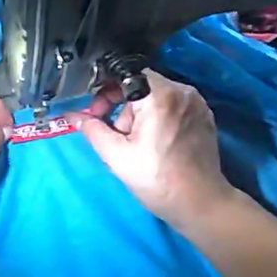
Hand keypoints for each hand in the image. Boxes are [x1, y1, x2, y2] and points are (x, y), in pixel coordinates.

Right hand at [76, 70, 240, 226]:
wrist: (198, 202)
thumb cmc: (156, 179)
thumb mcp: (116, 156)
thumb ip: (92, 130)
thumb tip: (72, 116)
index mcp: (161, 97)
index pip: (126, 74)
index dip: (106, 90)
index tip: (97, 113)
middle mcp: (183, 92)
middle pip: (141, 85)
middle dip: (122, 106)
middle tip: (116, 134)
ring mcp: (197, 103)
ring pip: (157, 95)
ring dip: (140, 114)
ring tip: (137, 143)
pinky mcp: (204, 115)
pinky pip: (173, 105)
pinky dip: (158, 118)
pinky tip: (155, 142)